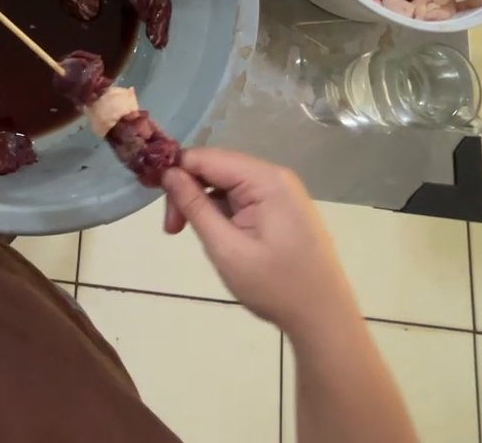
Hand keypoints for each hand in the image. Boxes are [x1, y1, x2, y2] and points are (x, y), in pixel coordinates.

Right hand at [161, 149, 357, 336]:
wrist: (325, 323)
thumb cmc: (276, 287)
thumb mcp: (226, 248)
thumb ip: (194, 206)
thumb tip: (167, 172)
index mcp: (265, 180)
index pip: (205, 157)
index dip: (175, 172)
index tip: (155, 200)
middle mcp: (274, 176)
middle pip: (215, 167)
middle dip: (188, 191)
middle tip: (172, 228)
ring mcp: (281, 192)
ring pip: (225, 182)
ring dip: (202, 203)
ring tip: (190, 234)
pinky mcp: (281, 207)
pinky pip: (240, 195)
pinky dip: (221, 210)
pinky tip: (216, 234)